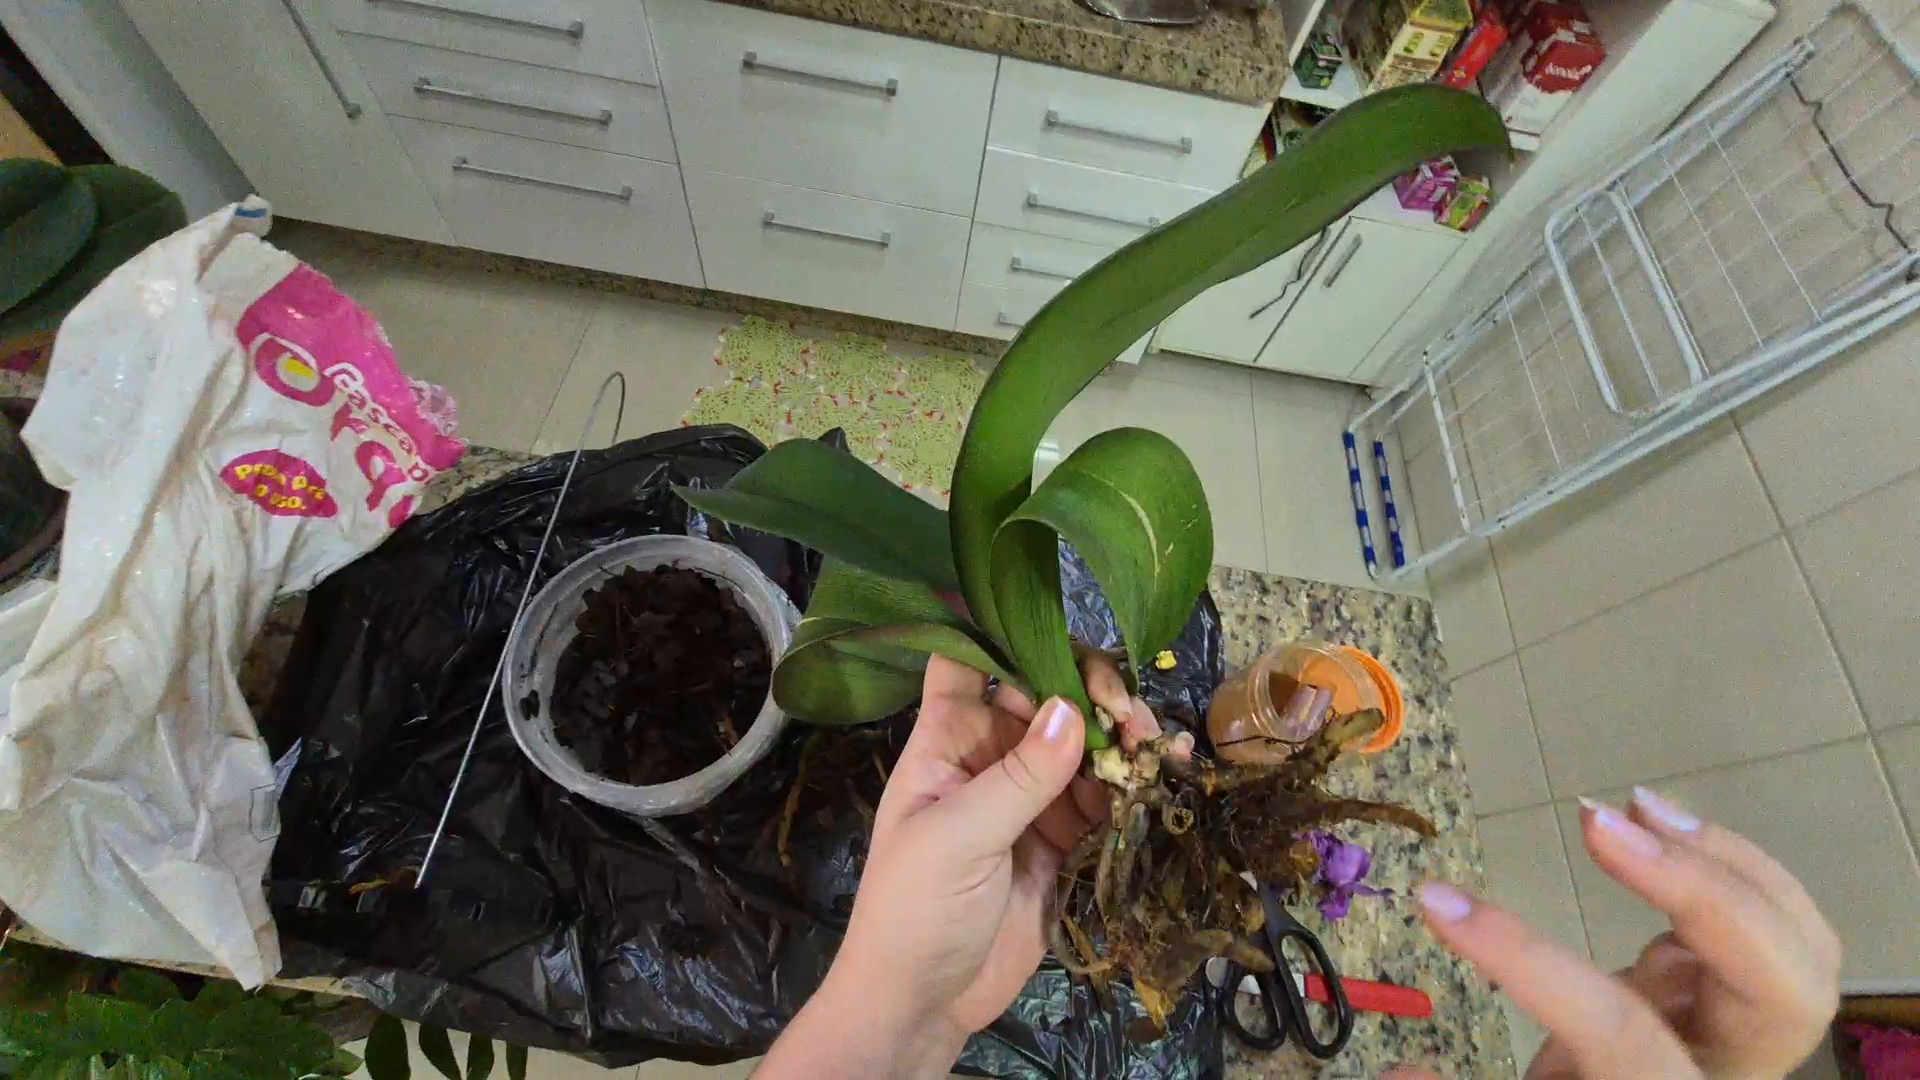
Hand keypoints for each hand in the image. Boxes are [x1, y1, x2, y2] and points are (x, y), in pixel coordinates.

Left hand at [759, 654, 1161, 1077]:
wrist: (926, 1002)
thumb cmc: (915, 908)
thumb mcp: (957, 838)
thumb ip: (1018, 777)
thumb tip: (1070, 709)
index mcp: (947, 738)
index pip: (962, 662)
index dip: (990, 628)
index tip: (1042, 610)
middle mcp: (989, 753)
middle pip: (1040, 693)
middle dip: (1084, 688)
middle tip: (1122, 708)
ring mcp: (1027, 792)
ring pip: (1078, 741)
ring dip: (1117, 733)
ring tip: (1151, 741)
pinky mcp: (1061, 832)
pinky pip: (1100, 793)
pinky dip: (1131, 780)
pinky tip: (1164, 768)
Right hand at [1386, 789, 1839, 1079]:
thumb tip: (1398, 1070)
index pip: (1622, 1034)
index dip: (1528, 961)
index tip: (1435, 900)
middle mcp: (1732, 1071)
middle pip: (1781, 992)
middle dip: (1700, 895)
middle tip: (1592, 821)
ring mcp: (1736, 1027)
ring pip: (1798, 949)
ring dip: (1721, 862)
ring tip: (1631, 801)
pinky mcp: (1713, 989)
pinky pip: (1769, 926)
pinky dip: (1723, 861)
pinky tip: (1651, 817)